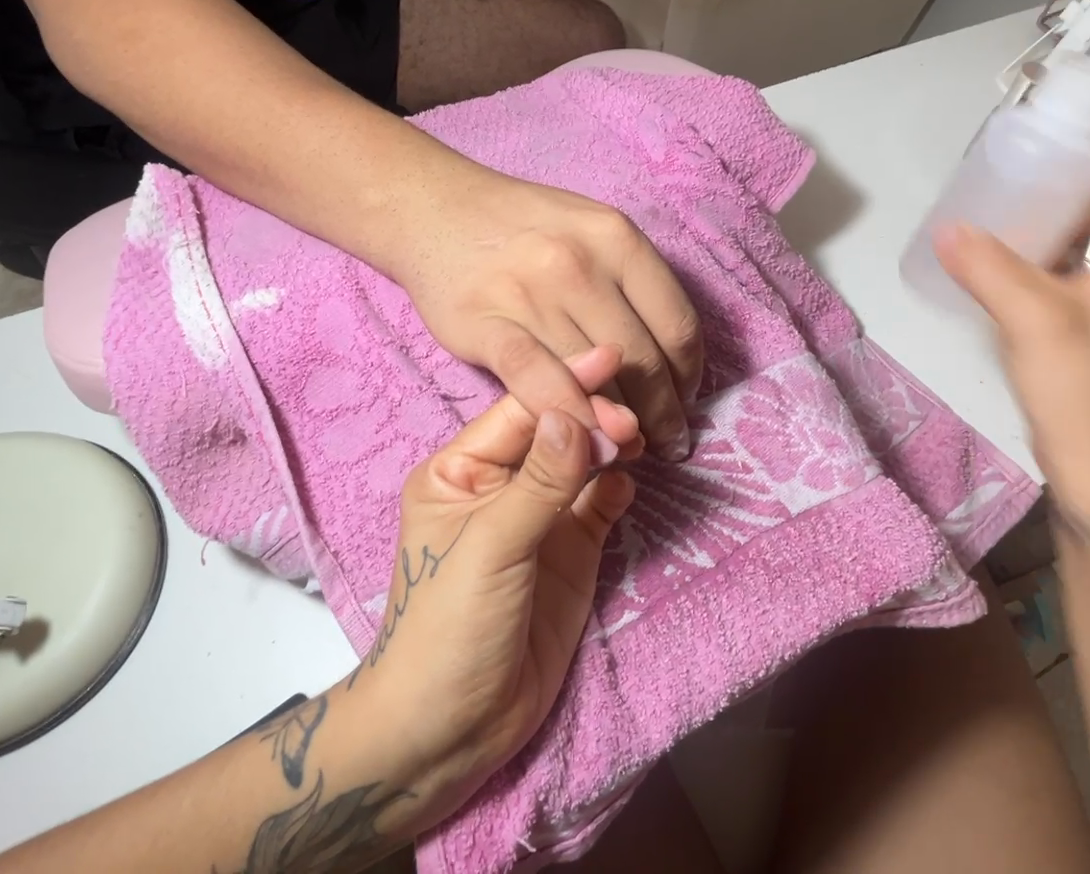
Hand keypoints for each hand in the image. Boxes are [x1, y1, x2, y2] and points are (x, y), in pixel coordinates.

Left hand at [350, 346, 641, 808]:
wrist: (454, 726)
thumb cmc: (448, 627)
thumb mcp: (489, 548)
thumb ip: (538, 484)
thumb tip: (576, 414)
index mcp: (458, 471)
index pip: (517, 413)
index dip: (562, 389)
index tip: (610, 363)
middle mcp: (499, 485)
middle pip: (554, 433)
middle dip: (592, 418)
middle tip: (632, 421)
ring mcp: (538, 519)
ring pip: (581, 465)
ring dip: (610, 447)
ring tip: (641, 437)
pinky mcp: (570, 552)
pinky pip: (599, 505)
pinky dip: (616, 488)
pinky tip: (631, 479)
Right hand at [391, 178, 702, 461]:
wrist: (437, 209)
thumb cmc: (524, 225)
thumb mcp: (591, 230)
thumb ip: (630, 282)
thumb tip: (669, 357)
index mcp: (617, 238)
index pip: (677, 325)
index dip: (690, 377)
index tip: (687, 402)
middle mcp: (579, 265)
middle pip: (643, 362)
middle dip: (664, 415)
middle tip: (669, 443)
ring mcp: (531, 296)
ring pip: (596, 381)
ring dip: (621, 428)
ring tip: (631, 448)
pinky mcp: (487, 327)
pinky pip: (539, 385)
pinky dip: (571, 420)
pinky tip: (587, 443)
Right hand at [935, 183, 1089, 515]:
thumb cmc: (1084, 392)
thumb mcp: (1033, 320)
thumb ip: (988, 267)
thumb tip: (946, 226)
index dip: (1079, 166)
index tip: (1023, 160)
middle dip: (1052, 199)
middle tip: (994, 191)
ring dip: (1046, 235)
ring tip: (990, 223)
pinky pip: (1082, 277)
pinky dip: (1047, 267)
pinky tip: (1003, 270)